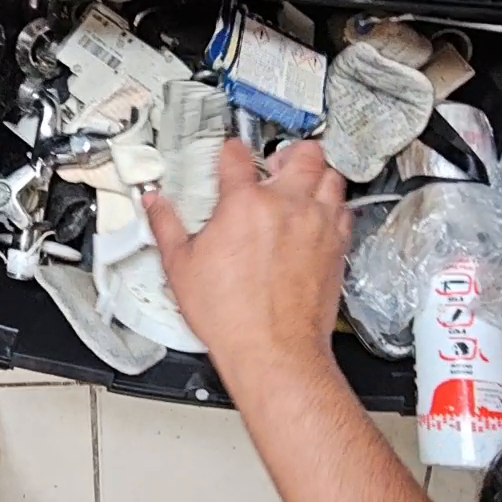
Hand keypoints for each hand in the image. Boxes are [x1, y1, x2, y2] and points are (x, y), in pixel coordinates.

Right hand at [143, 140, 352, 389]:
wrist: (273, 350)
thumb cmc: (231, 315)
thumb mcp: (181, 266)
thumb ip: (167, 226)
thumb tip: (155, 206)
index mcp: (244, 204)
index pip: (237, 156)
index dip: (230, 150)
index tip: (229, 155)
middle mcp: (286, 206)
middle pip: (303, 154)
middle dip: (289, 151)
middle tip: (276, 161)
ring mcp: (317, 225)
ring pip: (332, 176)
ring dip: (317, 174)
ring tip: (302, 181)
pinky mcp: (337, 247)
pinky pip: (345, 211)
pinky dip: (334, 206)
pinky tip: (320, 215)